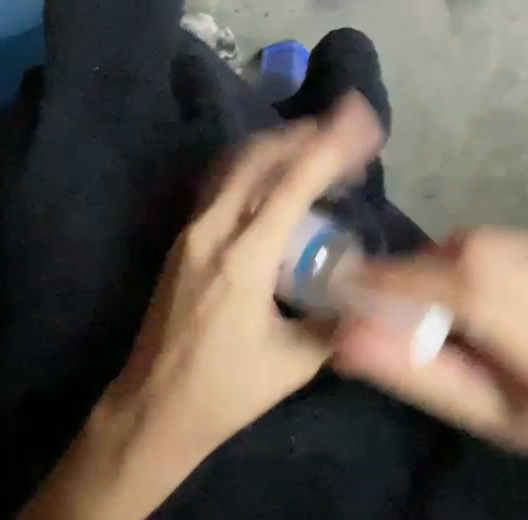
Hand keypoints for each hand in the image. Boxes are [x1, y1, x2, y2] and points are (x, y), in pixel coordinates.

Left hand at [22, 95, 384, 519]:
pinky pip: (220, 183)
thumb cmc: (224, 392)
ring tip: (316, 144)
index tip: (358, 121)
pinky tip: (277, 175)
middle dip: (304, 135)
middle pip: (257, 158)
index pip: (291, 185)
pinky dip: (253, 167)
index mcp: (243, 259)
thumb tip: (376, 294)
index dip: (329, 147)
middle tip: (345, 130)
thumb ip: (336, 321)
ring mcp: (191, 230)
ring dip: (276, 146)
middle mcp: (212, 231)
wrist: (152, 407)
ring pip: (234, 165)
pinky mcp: (183, 238)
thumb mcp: (293, 363)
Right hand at [331, 228, 527, 469]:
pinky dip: (470, 253)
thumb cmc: (524, 420)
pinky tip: (477, 285)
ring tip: (440, 296)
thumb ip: (407, 371)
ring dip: (446, 260)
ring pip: (485, 242)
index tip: (357, 279)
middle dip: (422, 267)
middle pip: (481, 257)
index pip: (478, 298)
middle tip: (390, 288)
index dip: (412, 280)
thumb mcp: (465, 413)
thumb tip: (344, 332)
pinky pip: (498, 237)